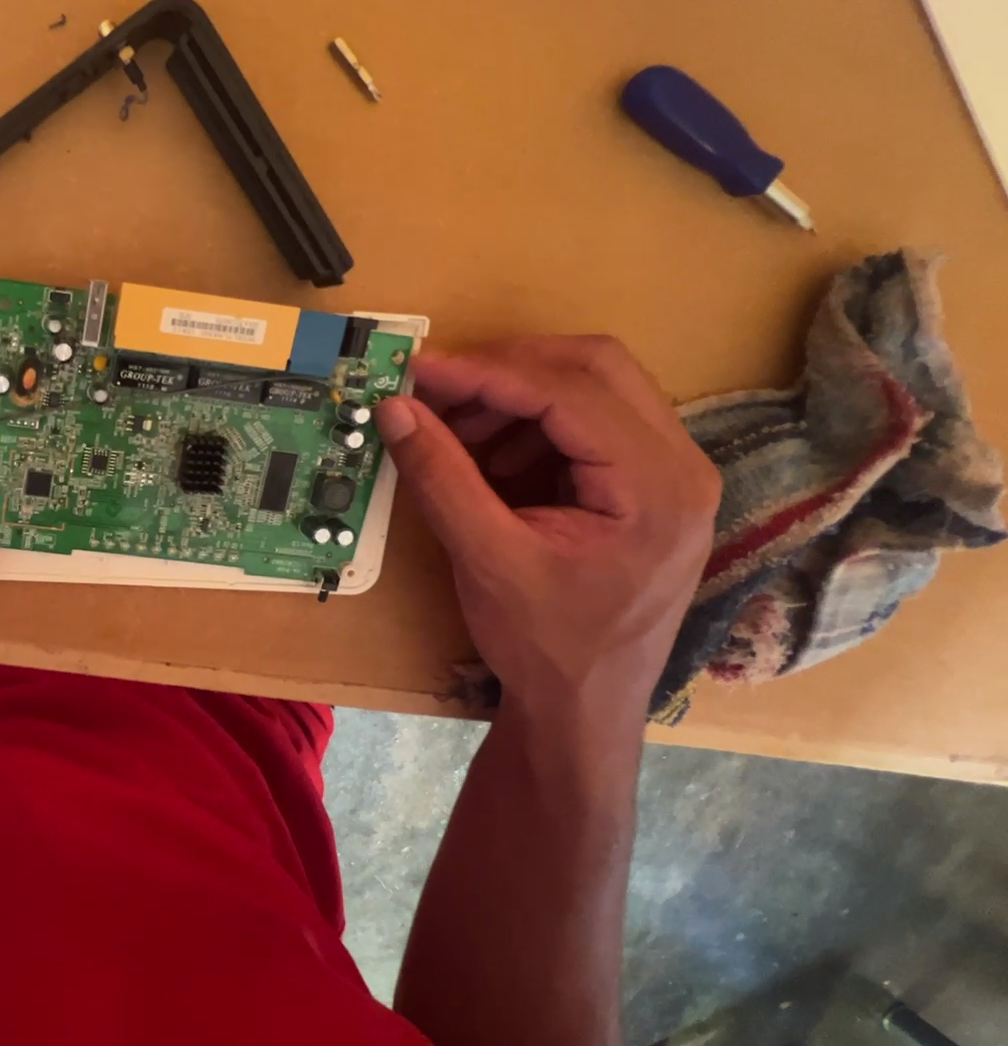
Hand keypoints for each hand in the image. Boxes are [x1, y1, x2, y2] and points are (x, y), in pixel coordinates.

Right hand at [372, 336, 719, 727]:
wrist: (584, 707)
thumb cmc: (543, 643)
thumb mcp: (484, 559)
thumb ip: (440, 477)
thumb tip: (394, 409)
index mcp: (656, 485)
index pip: (567, 392)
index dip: (484, 373)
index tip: (415, 372)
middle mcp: (680, 463)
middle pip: (594, 368)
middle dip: (504, 371)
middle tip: (435, 392)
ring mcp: (668, 472)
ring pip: (591, 387)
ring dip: (513, 398)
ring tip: (453, 433)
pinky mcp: (643, 485)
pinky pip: (584, 423)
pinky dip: (527, 425)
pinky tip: (486, 458)